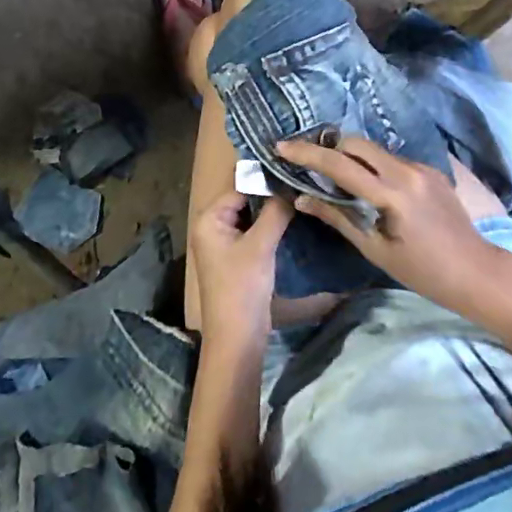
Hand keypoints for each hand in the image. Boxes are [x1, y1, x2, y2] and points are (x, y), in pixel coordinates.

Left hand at [188, 191, 292, 346]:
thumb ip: (275, 212)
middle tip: (303, 184)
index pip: (241, 187)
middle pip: (246, 200)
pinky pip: (255, 232)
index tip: (296, 174)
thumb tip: (292, 186)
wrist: (237, 338)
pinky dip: (271, 227)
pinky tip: (294, 221)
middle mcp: (212, 226)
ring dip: (273, 211)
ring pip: (252, 217)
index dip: (267, 181)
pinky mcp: (237, 257)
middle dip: (271, 195)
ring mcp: (224, 242)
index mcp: (209, 219)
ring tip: (303, 199)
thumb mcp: (260, 246)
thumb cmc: (242, 288)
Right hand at [276, 137, 502, 315]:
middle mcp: (407, 170)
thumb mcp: (375, 248)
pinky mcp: (431, 170)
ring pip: (375, 150)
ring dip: (350, 155)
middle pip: (357, 144)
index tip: (282, 147)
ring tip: (330, 172)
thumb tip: (301, 199)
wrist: (476, 271)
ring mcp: (422, 167)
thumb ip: (338, 217)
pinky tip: (365, 184)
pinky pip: (392, 160)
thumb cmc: (423, 271)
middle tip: (305, 160)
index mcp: (392, 193)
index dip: (307, 153)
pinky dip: (372, 165)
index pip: (340, 164)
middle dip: (328, 147)